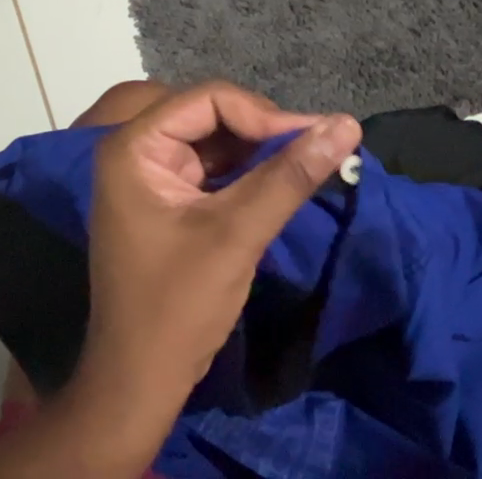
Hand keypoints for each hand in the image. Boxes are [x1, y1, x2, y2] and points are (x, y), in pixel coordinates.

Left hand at [0, 81, 360, 478]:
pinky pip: (212, 168)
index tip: (315, 137)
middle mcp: (136, 150)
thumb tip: (347, 124)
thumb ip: (289, 176)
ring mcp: (150, 175)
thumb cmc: (178, 305)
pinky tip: (284, 179)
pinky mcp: (167, 199)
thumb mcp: (237, 234)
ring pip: (216, 140)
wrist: (139, 381)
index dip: (264, 114)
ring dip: (260, 150)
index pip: (207, 100)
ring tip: (310, 160)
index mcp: (134, 147)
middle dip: (264, 130)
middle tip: (318, 147)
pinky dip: (248, 172)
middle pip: (211, 115)